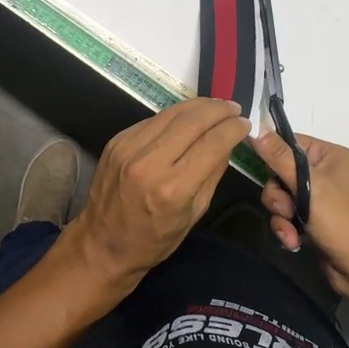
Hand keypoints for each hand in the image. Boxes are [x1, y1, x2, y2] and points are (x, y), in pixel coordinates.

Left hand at [62, 98, 249, 286]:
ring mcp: (129, 148)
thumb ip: (212, 175)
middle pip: (191, 121)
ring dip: (197, 106)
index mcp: (172, 188)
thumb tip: (227, 143)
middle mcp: (149, 162)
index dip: (233, 129)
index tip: (245, 123)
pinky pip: (152, 120)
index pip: (211, 144)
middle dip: (217, 110)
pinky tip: (187, 117)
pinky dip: (174, 116)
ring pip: (170, 113)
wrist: (102, 242)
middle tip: (234, 107)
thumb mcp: (194, 214)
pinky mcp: (117, 140)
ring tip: (216, 106)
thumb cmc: (154, 239)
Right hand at [253, 132, 348, 302]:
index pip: (290, 142)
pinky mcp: (316, 223)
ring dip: (281, 215)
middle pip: (282, 171)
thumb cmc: (344, 223)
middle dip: (278, 194)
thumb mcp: (310, 186)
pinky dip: (288, 228)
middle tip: (284, 209)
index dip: (271, 154)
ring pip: (283, 197)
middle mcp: (327, 174)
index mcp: (331, 156)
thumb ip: (279, 157)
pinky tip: (293, 242)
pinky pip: (290, 217)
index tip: (258, 166)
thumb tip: (255, 127)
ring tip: (290, 231)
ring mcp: (322, 200)